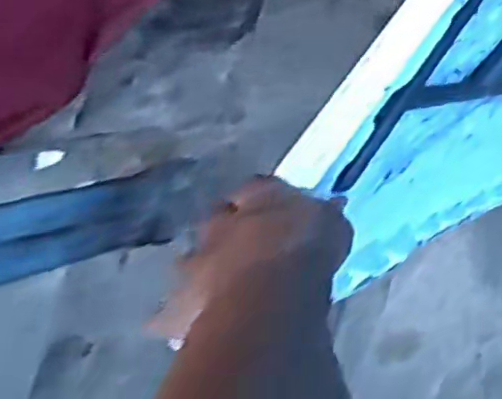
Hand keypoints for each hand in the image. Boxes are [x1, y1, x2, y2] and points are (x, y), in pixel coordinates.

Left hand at [150, 176, 351, 342]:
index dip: (258, 194)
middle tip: (239, 237)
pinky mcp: (173, 308)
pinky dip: (178, 312)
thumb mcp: (333, 224)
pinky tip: (193, 316)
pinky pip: (168, 311)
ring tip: (215, 277)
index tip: (270, 203)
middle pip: (214, 218)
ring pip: (186, 260)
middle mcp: (221, 224)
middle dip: (222, 226)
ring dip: (198, 266)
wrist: (267, 298)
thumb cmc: (309, 249)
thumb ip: (325, 214)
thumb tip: (330, 205)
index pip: (254, 185)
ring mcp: (192, 265)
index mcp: (261, 197)